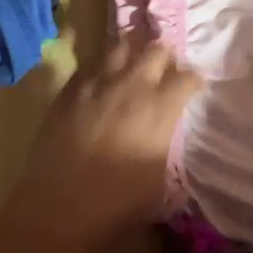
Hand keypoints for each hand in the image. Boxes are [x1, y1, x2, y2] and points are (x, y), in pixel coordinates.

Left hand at [3, 39, 202, 240]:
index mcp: (159, 109)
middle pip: (156, 49)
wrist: (58, 208)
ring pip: (122, 45)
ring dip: (133, 50)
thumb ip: (165, 146)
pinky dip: (102, 65)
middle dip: (165, 55)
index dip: (194, 80)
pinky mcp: (71, 87)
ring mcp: (98, 82)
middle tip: (164, 67)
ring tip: (134, 61)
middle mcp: (132, 86)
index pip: (187, 78)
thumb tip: (165, 135)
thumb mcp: (158, 184)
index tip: (194, 86)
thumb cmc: (115, 206)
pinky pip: (91, 62)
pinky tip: (102, 78)